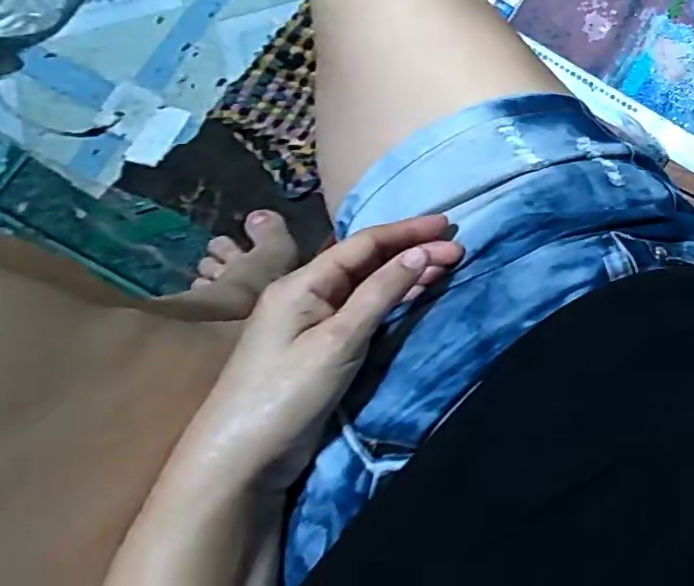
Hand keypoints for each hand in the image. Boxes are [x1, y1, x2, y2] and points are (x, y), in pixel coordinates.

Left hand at [165, 214, 463, 493]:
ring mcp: (313, 320)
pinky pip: (365, 306)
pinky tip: (418, 292)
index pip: (365, 243)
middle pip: (369, 260)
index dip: (408, 230)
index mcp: (302, 283)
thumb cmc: (285, 395)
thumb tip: (422, 250)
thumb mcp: (339, 340)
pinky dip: (395, 296)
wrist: (236, 468)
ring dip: (408, 273)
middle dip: (414, 250)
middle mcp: (307, 293)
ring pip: (370, 282)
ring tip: (447, 266)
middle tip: (457, 250)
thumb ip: (382, 291)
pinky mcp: (321, 345)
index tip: (448, 224)